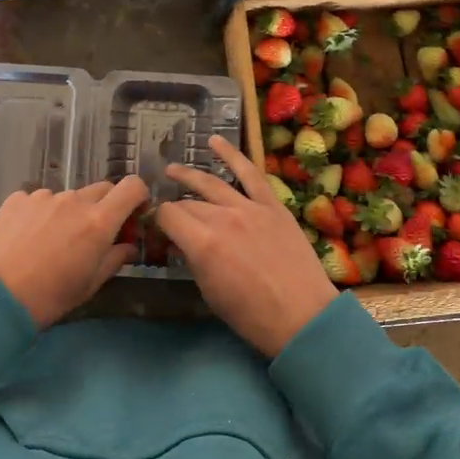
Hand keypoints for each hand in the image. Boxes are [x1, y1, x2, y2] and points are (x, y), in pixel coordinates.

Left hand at [0, 176, 151, 327]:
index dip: (138, 196)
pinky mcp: (18, 198)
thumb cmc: (49, 297)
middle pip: (102, 189)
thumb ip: (114, 259)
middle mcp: (74, 200)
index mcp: (99, 221)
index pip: (132, 186)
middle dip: (105, 207)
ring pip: (69, 196)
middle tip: (93, 235)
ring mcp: (44, 196)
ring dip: (70, 212)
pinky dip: (42, 213)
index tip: (133, 215)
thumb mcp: (89, 285)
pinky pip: (40, 200)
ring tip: (52, 241)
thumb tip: (128, 246)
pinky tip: (28, 238)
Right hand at [158, 136, 338, 356]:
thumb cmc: (252, 316)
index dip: (157, 220)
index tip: (156, 226)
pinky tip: (215, 141)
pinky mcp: (272, 205)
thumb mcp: (210, 293)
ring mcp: (249, 207)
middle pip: (189, 203)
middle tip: (166, 211)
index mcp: (203, 243)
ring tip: (172, 169)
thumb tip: (183, 244)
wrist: (303, 317)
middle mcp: (222, 218)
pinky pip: (250, 173)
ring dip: (189, 175)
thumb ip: (193, 261)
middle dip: (174, 207)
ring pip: (212, 183)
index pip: (168, 216)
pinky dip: (232, 154)